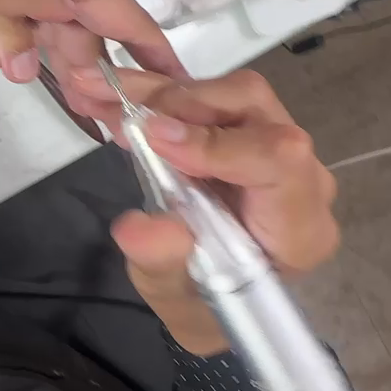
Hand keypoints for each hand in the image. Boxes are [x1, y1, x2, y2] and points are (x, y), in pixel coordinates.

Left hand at [0, 0, 186, 102]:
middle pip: (80, 28)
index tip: (177, 82)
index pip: (111, 12)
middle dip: (102, 72)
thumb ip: (3, 8)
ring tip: (79, 105)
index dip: (146, 46)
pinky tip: (16, 56)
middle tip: (114, 123)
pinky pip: (15, 11)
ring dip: (64, 61)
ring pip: (47, 22)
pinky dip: (22, 38)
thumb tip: (27, 72)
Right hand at [70, 67, 339, 354]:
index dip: (214, 141)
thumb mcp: (173, 296)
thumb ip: (162, 262)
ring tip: (93, 88)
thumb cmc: (200, 302)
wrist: (209, 295)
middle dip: (179, 101)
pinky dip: (154, 90)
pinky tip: (110, 93)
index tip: (154, 138)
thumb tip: (141, 225)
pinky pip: (206, 95)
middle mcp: (296, 177)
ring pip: (226, 91)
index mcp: (295, 227)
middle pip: (253, 107)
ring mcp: (272, 147)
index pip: (278, 160)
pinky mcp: (243, 132)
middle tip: (118, 112)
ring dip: (157, 88)